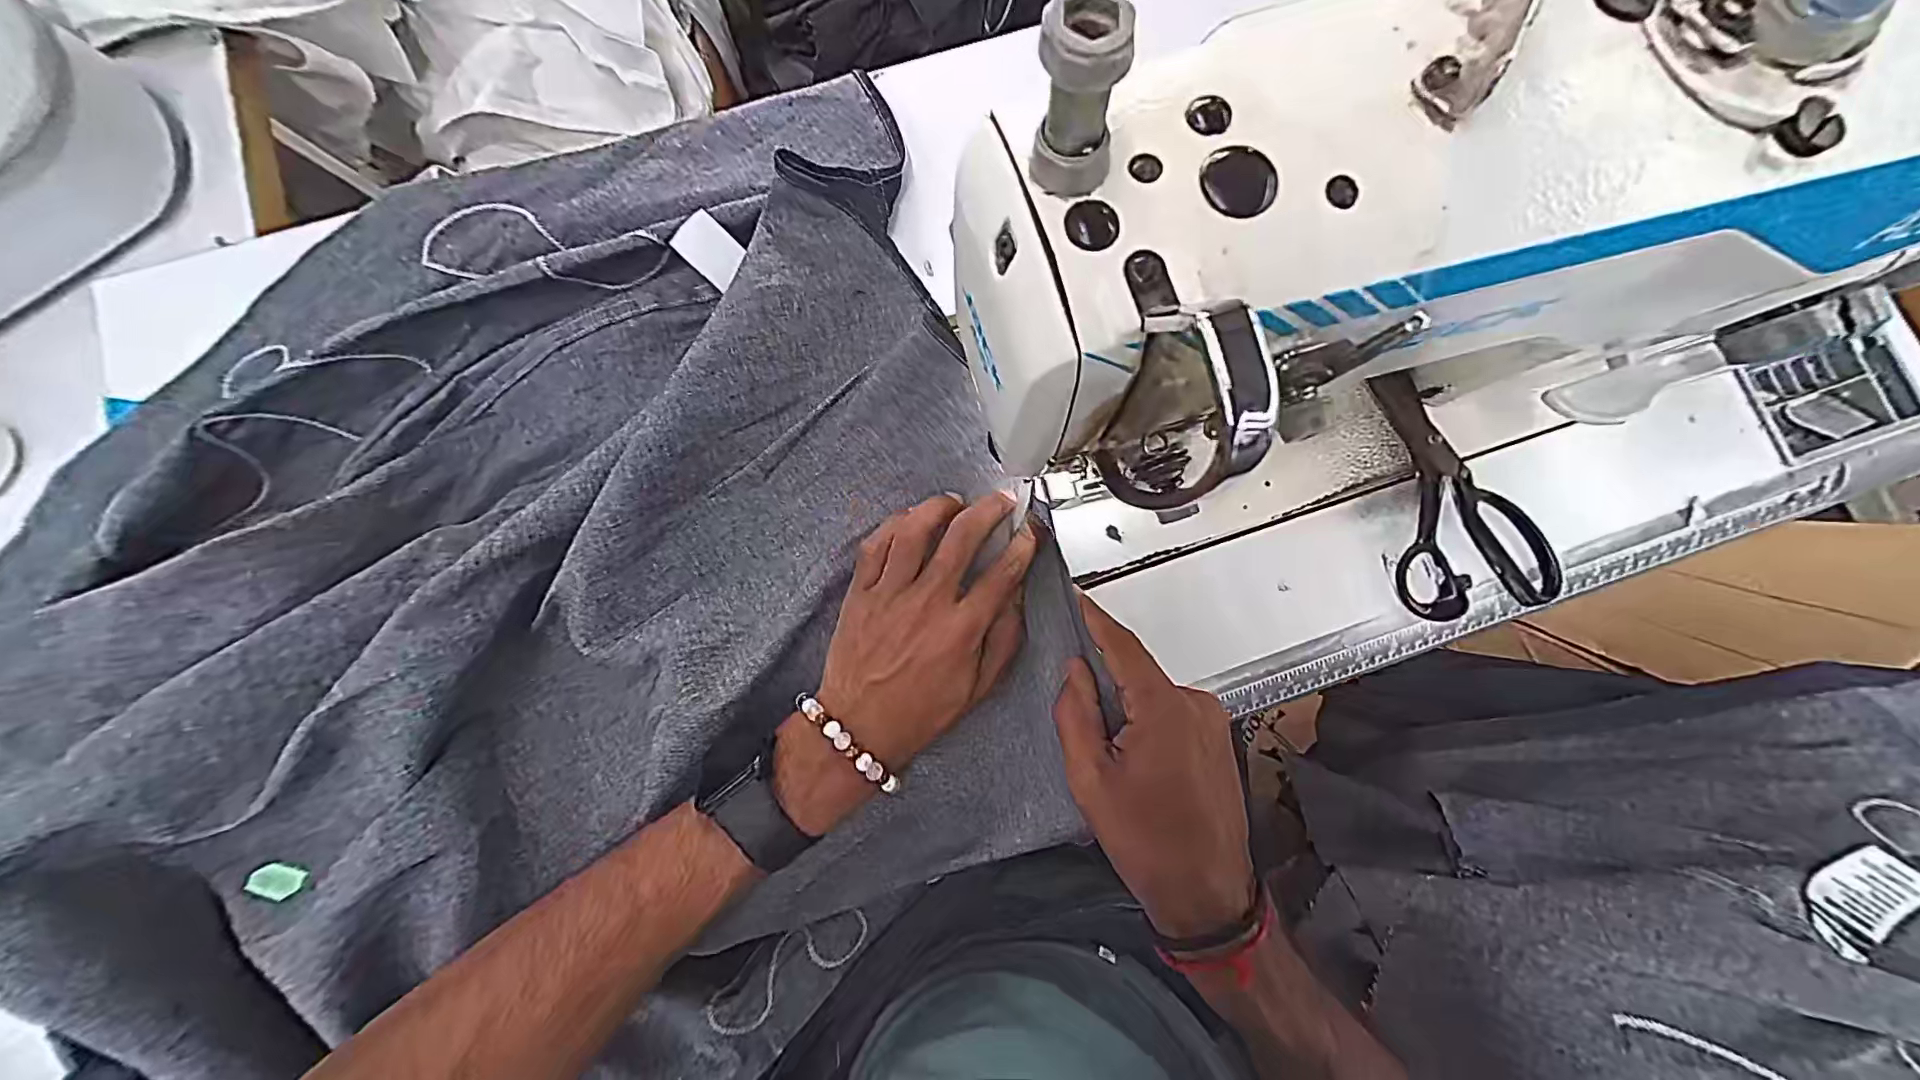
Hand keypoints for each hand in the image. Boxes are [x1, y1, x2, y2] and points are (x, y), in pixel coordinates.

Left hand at [773, 493, 1038, 835]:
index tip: (1029, 532)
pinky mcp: (861, 593)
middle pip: (962, 538)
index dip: (1022, 546)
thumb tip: (1017, 600)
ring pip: (915, 531)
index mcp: (960, 630)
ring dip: (940, 507)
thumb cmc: (917, 711)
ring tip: (954, 502)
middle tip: (1000, 502)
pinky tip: (909, 519)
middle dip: (989, 510)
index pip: (1001, 573)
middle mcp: (926, 605)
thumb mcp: (977, 688)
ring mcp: (890, 595)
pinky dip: (895, 524)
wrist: (860, 726)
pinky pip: (876, 545)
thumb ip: (1004, 641)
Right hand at [1052, 592, 1255, 938]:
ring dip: (1125, 707)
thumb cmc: (1151, 844)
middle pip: (1135, 671)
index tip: (1076, 596)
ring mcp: (1210, 719)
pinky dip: (1145, 718)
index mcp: (1162, 709)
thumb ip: (1075, 714)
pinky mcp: (1216, 734)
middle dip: (1103, 682)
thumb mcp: (1090, 779)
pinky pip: (1170, 709)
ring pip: (1151, 692)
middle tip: (1079, 714)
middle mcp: (1194, 705)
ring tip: (1111, 755)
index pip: (1121, 645)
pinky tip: (1135, 759)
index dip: (1094, 618)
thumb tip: (1074, 672)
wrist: (1206, 891)